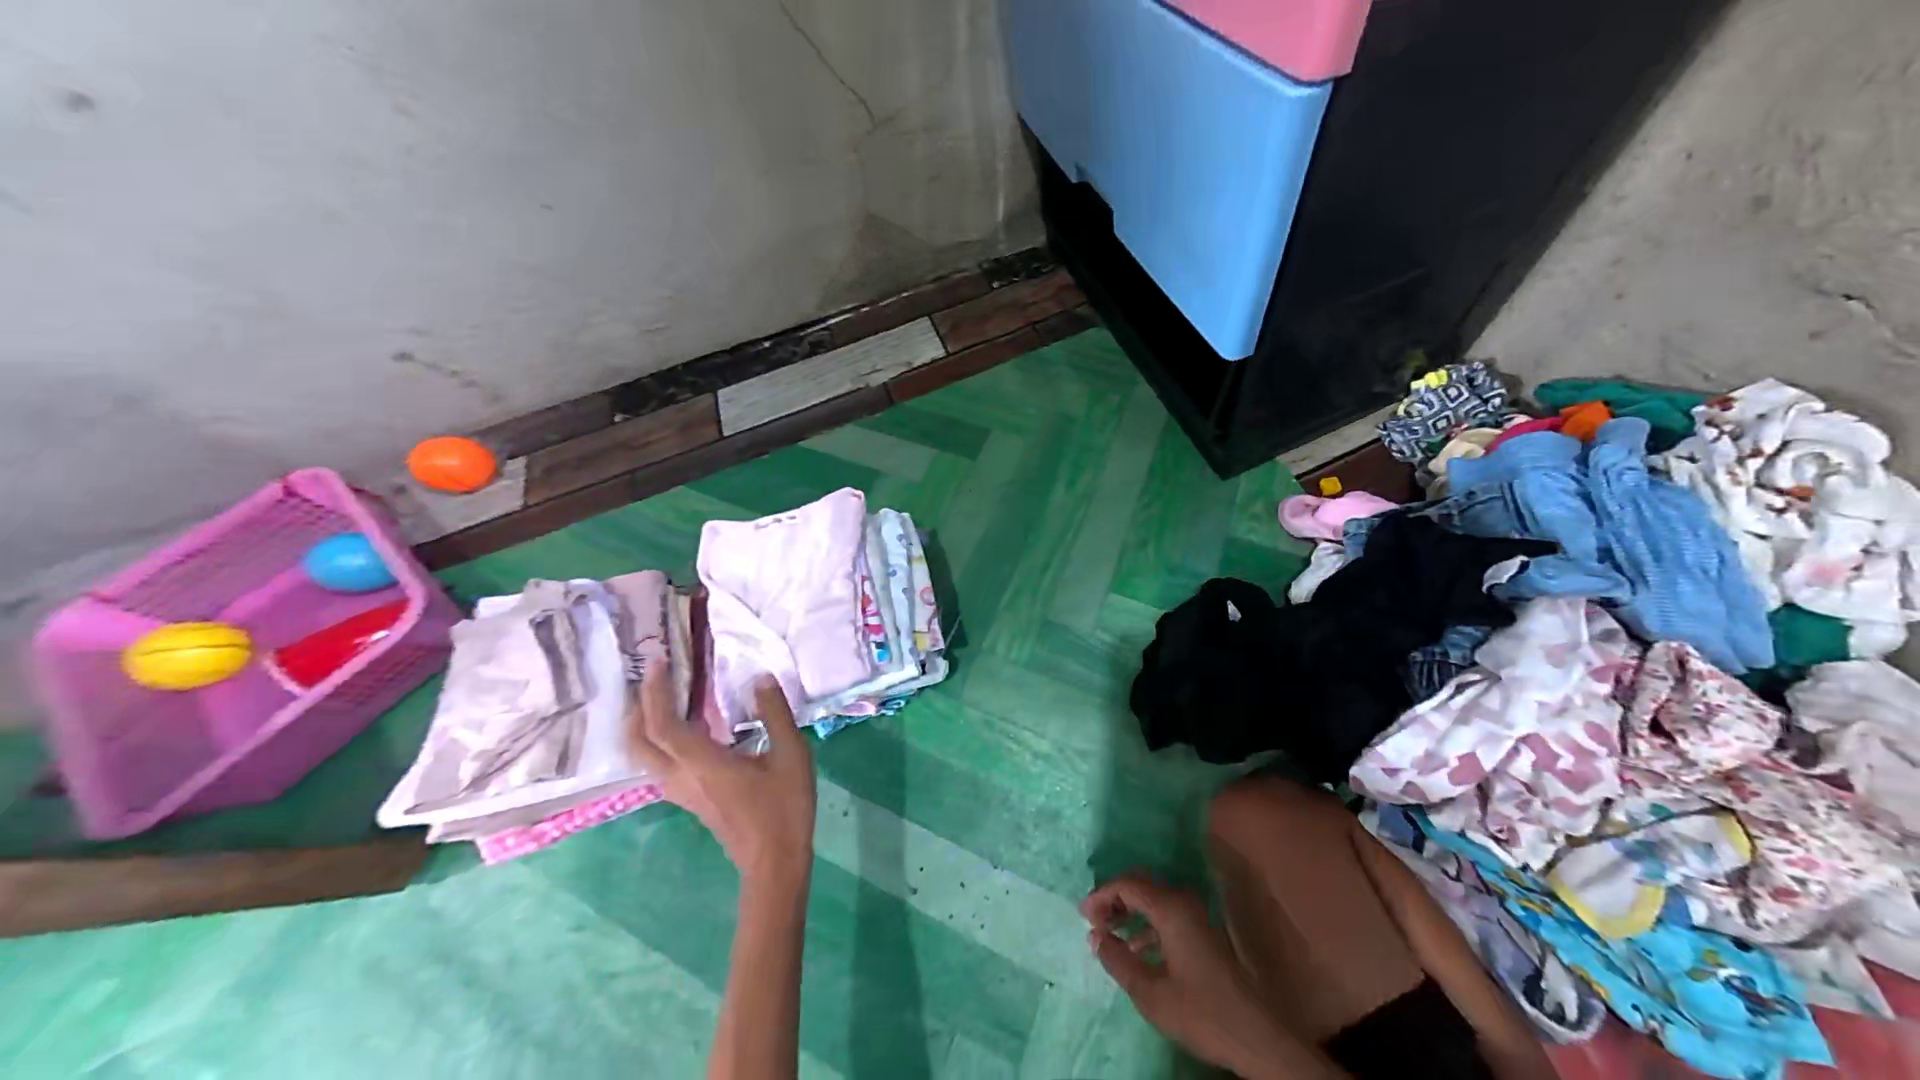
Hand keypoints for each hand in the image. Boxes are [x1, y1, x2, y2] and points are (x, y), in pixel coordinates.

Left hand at [628, 664, 816, 890]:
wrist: (775, 862)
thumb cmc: (784, 808)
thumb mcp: (791, 755)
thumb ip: (775, 714)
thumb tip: (760, 679)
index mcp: (702, 763)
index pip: (662, 725)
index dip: (655, 692)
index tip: (661, 663)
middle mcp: (682, 777)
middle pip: (638, 744)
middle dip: (636, 709)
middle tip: (652, 682)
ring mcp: (683, 792)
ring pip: (645, 757)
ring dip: (645, 726)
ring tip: (666, 699)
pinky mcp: (691, 800)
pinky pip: (661, 764)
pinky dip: (662, 741)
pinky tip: (689, 730)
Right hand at [1083, 874, 1298, 1078]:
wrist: (1257, 1038)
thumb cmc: (1201, 1012)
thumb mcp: (1150, 992)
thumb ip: (1118, 960)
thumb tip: (1095, 937)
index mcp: (1171, 909)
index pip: (1128, 884)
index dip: (1102, 895)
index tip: (1083, 916)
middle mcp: (1185, 903)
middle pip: (1142, 885)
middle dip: (1114, 899)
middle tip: (1094, 921)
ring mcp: (1198, 917)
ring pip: (1155, 900)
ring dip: (1130, 911)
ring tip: (1109, 934)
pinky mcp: (1204, 934)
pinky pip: (1167, 914)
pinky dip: (1147, 924)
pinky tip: (1137, 948)